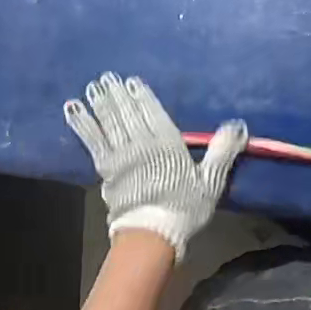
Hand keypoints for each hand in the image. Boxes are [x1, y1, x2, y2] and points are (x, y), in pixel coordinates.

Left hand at [63, 73, 247, 259]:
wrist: (153, 232)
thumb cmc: (185, 208)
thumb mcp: (210, 180)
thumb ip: (222, 151)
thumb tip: (237, 125)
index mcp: (168, 144)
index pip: (153, 113)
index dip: (142, 96)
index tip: (132, 81)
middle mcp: (142, 143)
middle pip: (128, 113)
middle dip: (117, 94)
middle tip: (107, 77)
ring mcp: (120, 154)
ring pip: (109, 121)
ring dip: (100, 102)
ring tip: (92, 86)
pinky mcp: (104, 167)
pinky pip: (91, 139)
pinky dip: (82, 122)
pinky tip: (73, 108)